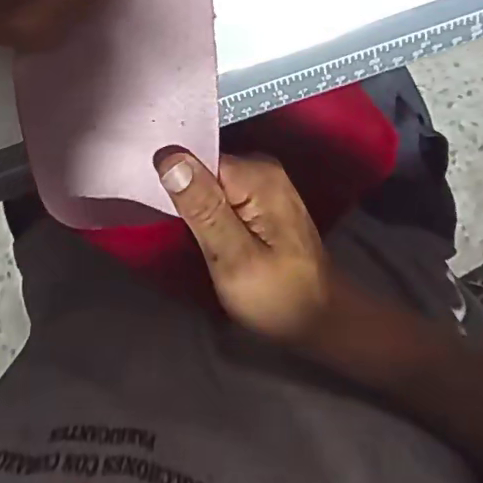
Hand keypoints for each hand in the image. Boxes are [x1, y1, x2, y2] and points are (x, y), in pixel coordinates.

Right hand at [158, 151, 335, 345]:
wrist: (324, 324)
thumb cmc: (280, 299)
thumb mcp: (235, 260)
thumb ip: (203, 208)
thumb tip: (169, 157)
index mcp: (256, 176)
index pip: (196, 158)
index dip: (173, 179)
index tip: (158, 205)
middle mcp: (261, 167)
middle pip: (202, 165)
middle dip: (182, 191)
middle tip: (173, 225)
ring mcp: (263, 182)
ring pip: (209, 179)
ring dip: (193, 201)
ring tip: (185, 230)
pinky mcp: (260, 197)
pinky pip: (220, 190)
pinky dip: (207, 207)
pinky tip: (203, 229)